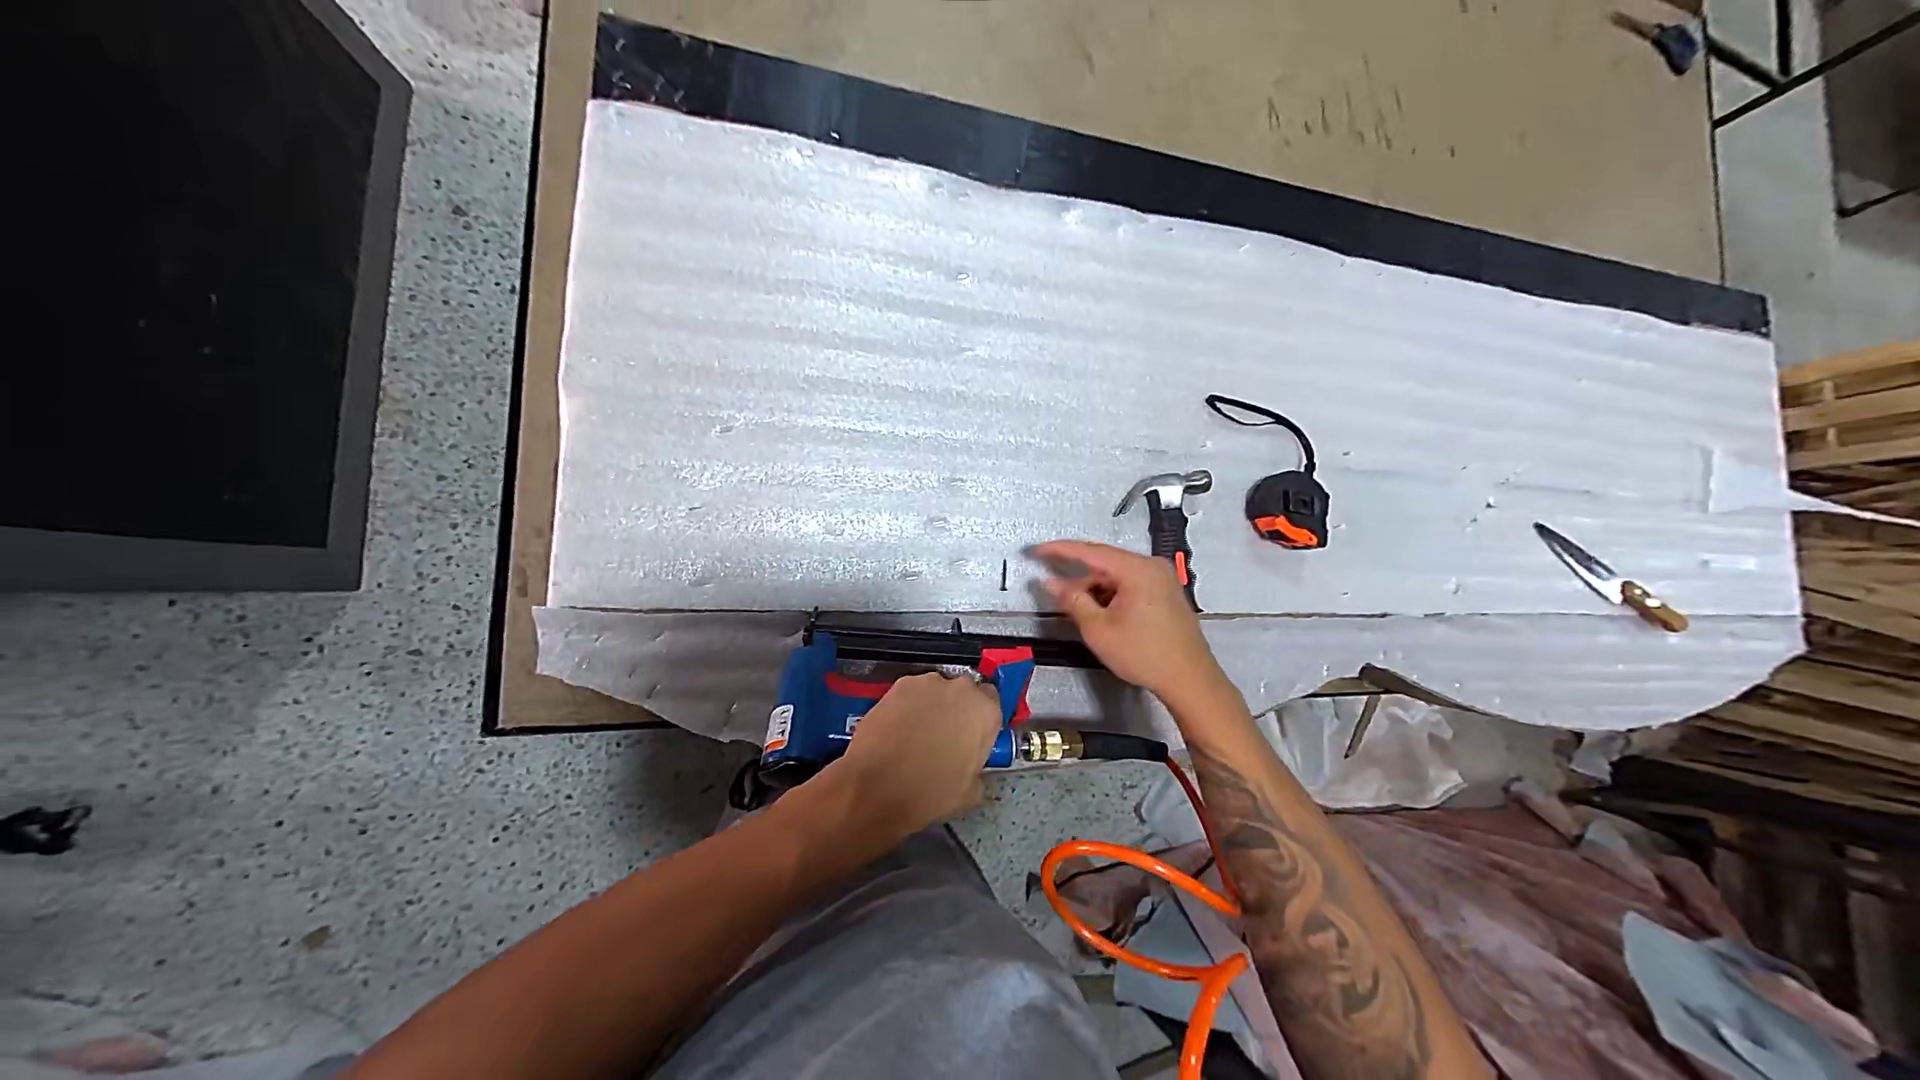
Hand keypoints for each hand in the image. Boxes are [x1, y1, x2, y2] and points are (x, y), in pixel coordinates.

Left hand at [824, 672, 1002, 834]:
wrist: (878, 787)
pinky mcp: (898, 685)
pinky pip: (910, 693)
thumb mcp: (970, 792)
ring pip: (936, 690)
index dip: (981, 719)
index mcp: (985, 713)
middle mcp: (960, 690)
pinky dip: (906, 706)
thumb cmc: (926, 792)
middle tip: (945, 736)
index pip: (993, 701)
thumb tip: (971, 772)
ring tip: (917, 735)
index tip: (973, 732)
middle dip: (956, 710)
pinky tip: (898, 730)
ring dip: (930, 706)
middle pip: (964, 692)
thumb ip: (978, 770)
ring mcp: (928, 684)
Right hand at [1032, 539, 1232, 706]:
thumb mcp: (1098, 629)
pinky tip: (1098, 612)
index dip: (1059, 550)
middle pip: (1105, 564)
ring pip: (1117, 576)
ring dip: (1094, 589)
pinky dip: (1111, 595)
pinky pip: (1130, 585)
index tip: (1037, 550)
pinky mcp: (1165, 593)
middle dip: (1077, 578)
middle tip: (1053, 591)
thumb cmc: (1144, 654)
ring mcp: (1161, 579)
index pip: (1090, 551)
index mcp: (1137, 569)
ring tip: (1076, 609)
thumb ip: (1072, 600)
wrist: (1189, 679)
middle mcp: (1152, 567)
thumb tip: (1051, 583)